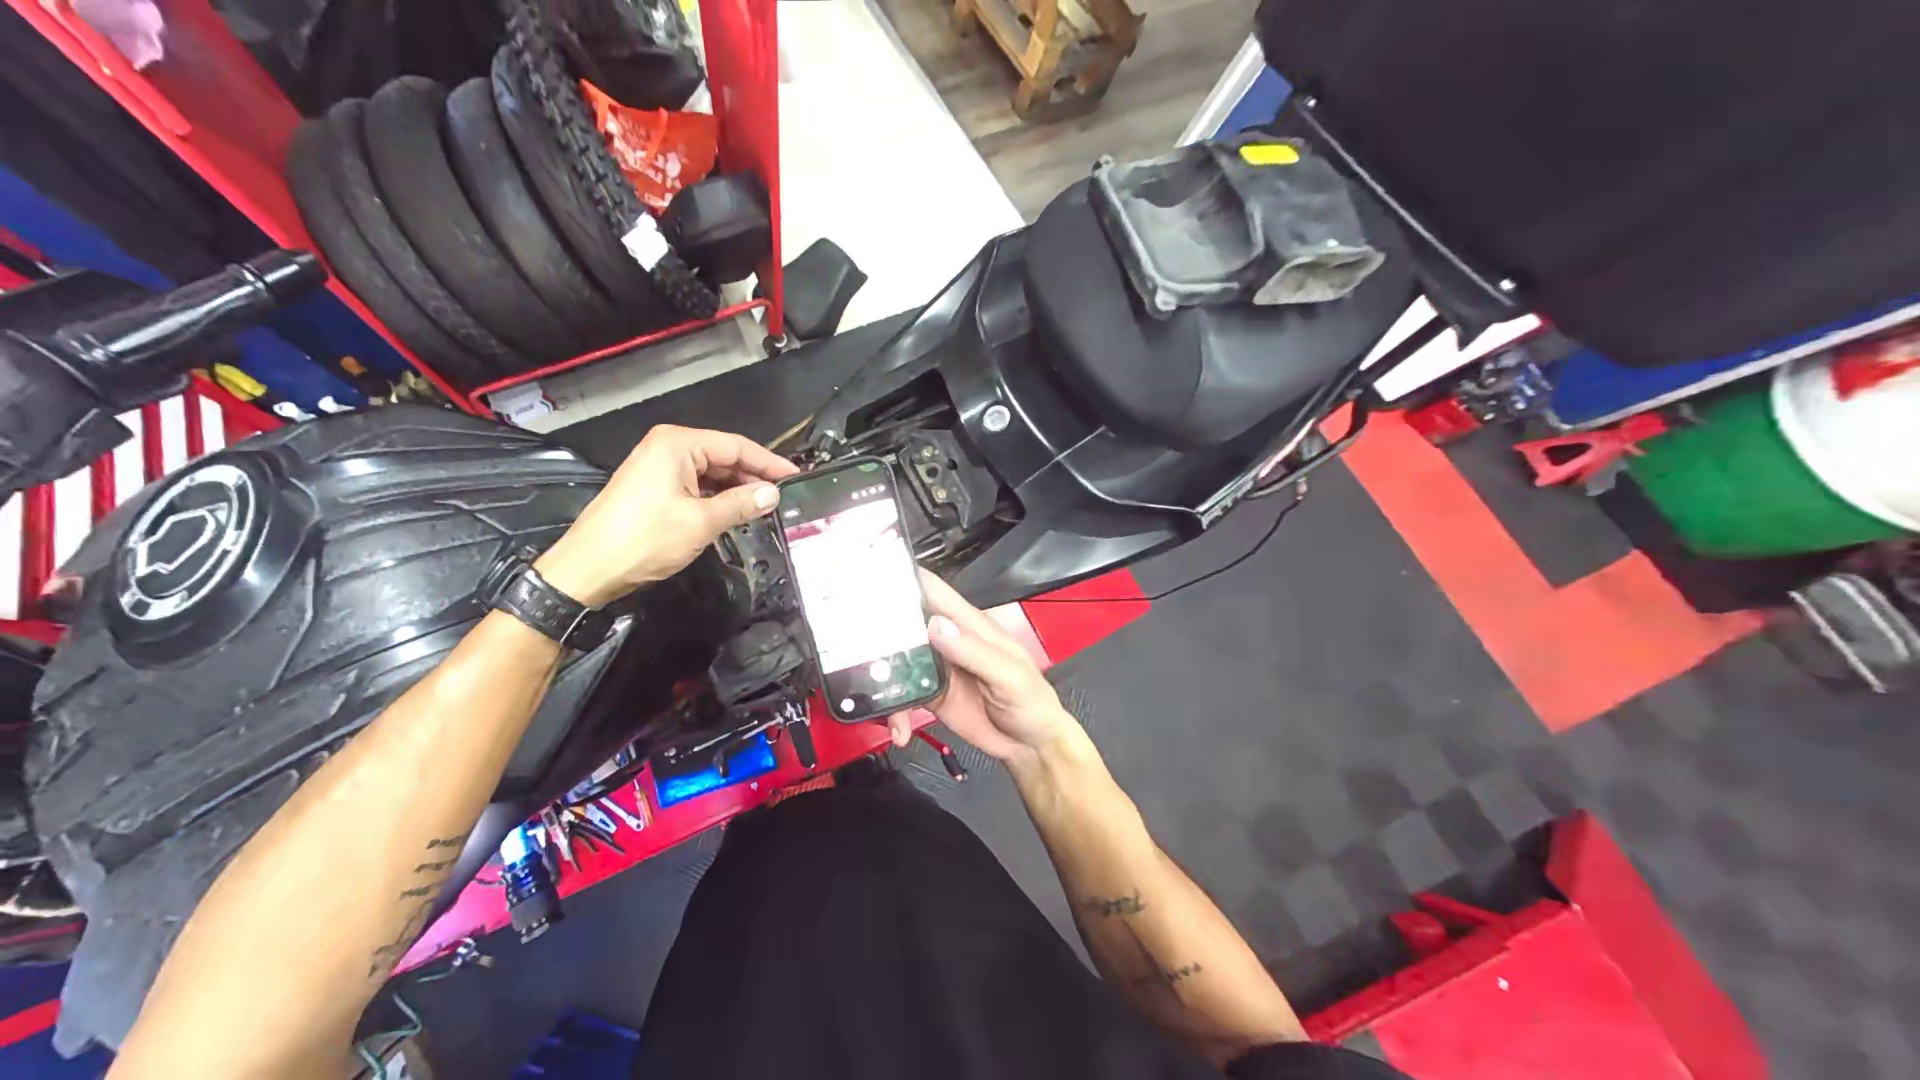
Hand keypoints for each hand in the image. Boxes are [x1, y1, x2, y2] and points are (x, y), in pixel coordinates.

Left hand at [536, 425, 797, 606]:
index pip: (736, 446)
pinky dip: (718, 499)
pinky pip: (697, 486)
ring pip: (712, 474)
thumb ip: (741, 504)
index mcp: (677, 444)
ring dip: (737, 491)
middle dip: (754, 477)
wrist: (589, 569)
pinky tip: (736, 514)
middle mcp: (668, 448)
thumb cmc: (643, 539)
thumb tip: (773, 494)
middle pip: (724, 457)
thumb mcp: (701, 522)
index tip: (796, 477)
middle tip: (783, 498)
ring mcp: (659, 468)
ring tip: (765, 509)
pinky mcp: (655, 488)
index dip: (769, 463)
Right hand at [887, 570, 1079, 767]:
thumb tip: (938, 626)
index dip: (906, 579)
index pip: (934, 592)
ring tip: (874, 698)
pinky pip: (902, 696)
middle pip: (906, 624)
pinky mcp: (930, 695)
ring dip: (881, 677)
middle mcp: (948, 641)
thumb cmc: (1032, 702)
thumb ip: (975, 652)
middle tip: (853, 643)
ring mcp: (937, 668)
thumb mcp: (1010, 675)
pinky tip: (898, 728)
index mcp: (970, 626)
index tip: (874, 577)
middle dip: (879, 630)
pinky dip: (895, 711)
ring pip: (897, 661)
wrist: (1030, 746)